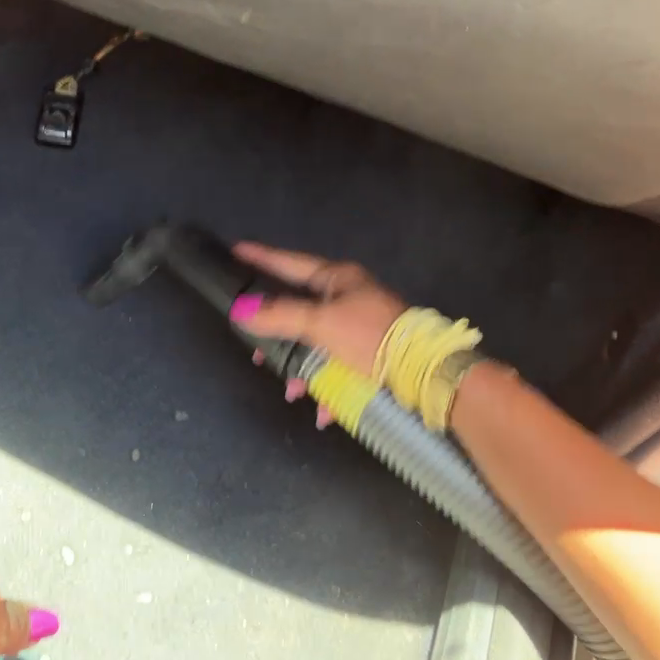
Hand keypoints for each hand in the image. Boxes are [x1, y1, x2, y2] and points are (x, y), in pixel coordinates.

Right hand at [229, 242, 406, 427]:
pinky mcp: (368, 352)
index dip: (261, 257)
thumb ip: (279, 316)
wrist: (424, 372)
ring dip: (302, 369)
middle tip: (257, 349)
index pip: (289, 263)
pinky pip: (336, 365)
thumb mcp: (320, 324)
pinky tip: (322, 409)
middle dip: (278, 336)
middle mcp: (347, 296)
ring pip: (315, 342)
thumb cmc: (369, 335)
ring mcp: (358, 325)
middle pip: (298, 309)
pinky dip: (326, 386)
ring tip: (294, 391)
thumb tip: (241, 309)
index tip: (236, 249)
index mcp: (337, 279)